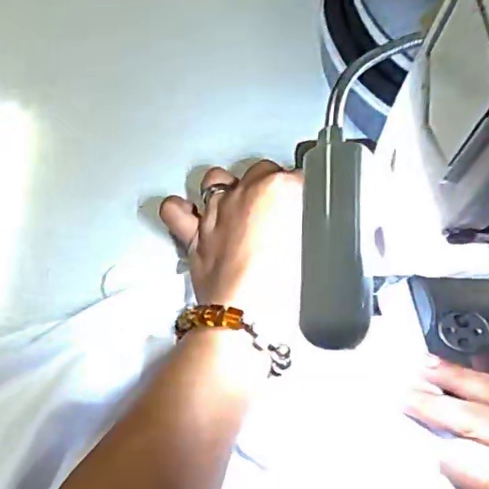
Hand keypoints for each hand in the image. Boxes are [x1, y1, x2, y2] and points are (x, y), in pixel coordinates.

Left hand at [159, 162, 303, 325]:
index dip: (305, 193)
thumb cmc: (283, 291)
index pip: (299, 176)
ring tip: (242, 206)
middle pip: (262, 170)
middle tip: (282, 211)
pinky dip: (183, 208)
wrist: (246, 318)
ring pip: (218, 178)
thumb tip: (303, 223)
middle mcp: (244, 193)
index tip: (309, 207)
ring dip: (230, 186)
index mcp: (280, 189)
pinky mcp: (194, 234)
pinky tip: (195, 215)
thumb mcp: (313, 252)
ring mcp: (216, 211)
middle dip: (272, 184)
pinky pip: (176, 208)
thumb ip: (308, 227)